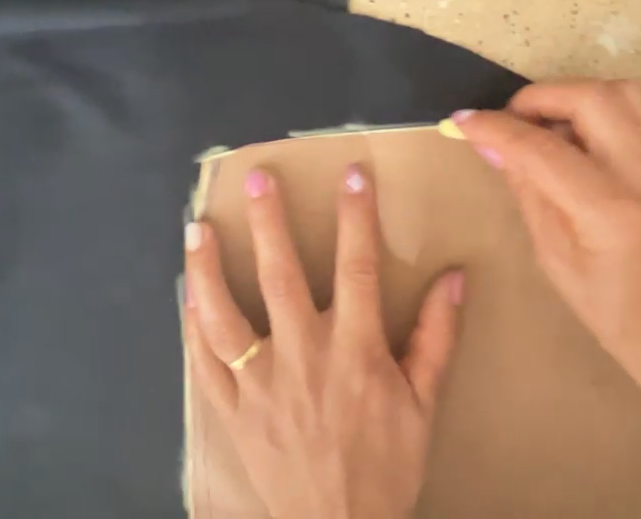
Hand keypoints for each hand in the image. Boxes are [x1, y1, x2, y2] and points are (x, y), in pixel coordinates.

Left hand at [183, 165, 465, 518]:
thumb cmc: (386, 466)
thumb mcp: (425, 405)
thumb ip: (437, 338)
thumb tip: (453, 278)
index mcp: (354, 349)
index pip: (357, 266)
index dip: (358, 215)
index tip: (353, 173)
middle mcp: (303, 355)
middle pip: (279, 274)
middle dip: (268, 221)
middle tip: (256, 178)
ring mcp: (260, 383)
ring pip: (224, 313)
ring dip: (208, 268)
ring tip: (197, 229)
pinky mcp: (233, 409)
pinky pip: (206, 362)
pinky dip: (194, 326)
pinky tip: (187, 296)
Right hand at [449, 80, 640, 394]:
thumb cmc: (613, 311)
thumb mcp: (553, 258)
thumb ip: (525, 190)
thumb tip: (488, 143)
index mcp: (608, 211)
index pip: (540, 148)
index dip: (494, 128)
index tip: (461, 120)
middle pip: (587, 98)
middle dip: (537, 98)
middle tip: (510, 121)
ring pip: (618, 91)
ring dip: (573, 95)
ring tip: (549, 126)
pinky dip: (607, 104)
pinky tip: (587, 133)